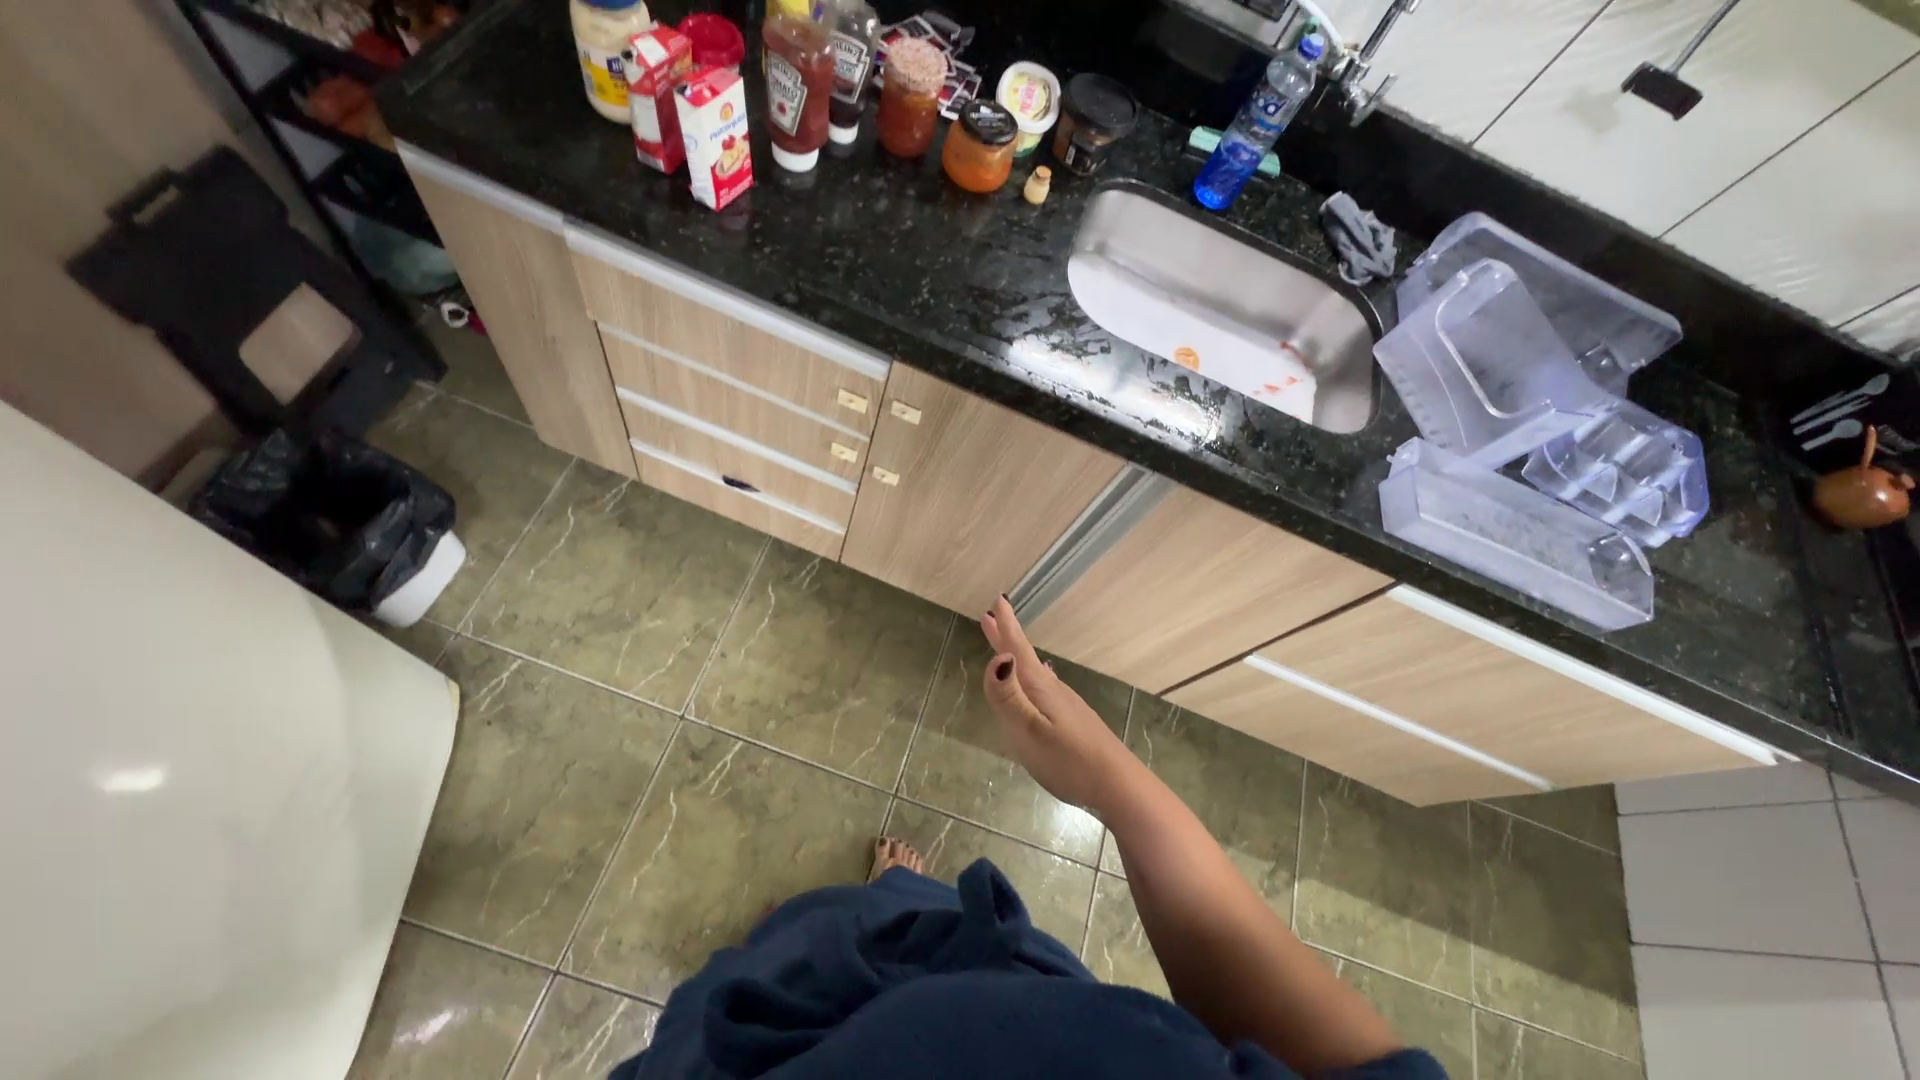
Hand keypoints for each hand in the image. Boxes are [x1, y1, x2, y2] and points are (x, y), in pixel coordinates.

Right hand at [979, 597, 1137, 813]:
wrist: (1119, 786)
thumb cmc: (1069, 761)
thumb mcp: (1029, 732)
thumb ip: (1009, 697)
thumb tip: (997, 657)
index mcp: (1040, 690)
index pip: (1018, 651)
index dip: (1006, 627)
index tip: (998, 600)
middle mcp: (1054, 691)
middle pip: (1026, 658)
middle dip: (1008, 638)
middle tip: (992, 616)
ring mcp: (1067, 706)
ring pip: (1037, 674)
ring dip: (1020, 658)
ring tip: (1008, 650)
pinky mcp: (1075, 722)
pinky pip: (1048, 689)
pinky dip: (1034, 679)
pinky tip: (1042, 686)